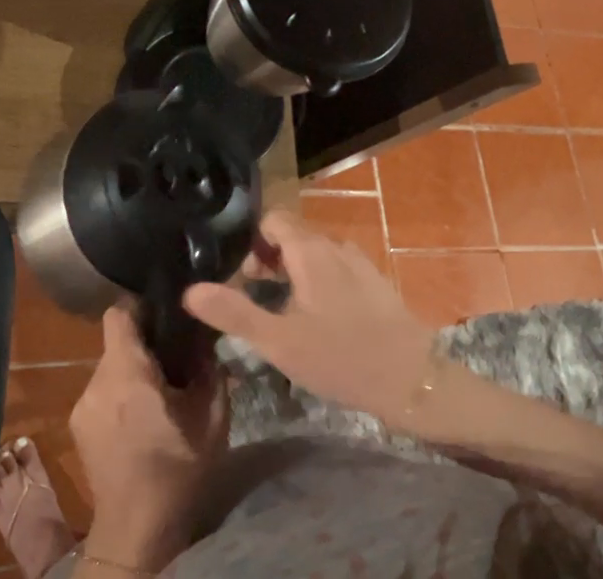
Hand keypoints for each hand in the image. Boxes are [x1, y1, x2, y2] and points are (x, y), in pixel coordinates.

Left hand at [71, 306, 227, 571]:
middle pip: (116, 343)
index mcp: (126, 373)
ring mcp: (82, 405)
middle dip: (144, 346)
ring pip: (109, 368)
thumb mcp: (212, 419)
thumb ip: (210, 371)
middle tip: (175, 360)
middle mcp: (96, 382)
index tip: (166, 314)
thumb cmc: (178, 470)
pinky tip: (141, 419)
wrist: (137, 529)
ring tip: (161, 393)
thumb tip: (206, 342)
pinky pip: (101, 392)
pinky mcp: (78, 426)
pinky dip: (120, 394)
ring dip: (132, 372)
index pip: (118, 314)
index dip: (142, 308)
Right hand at [183, 210, 436, 430]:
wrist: (412, 381)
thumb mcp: (279, 341)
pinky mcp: (375, 284)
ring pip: (315, 254)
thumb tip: (190, 291)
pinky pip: (336, 270)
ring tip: (281, 310)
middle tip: (253, 295)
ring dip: (293, 272)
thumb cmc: (341, 358)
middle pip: (293, 235)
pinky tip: (317, 319)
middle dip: (268, 258)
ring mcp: (360, 264)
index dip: (251, 242)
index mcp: (311, 251)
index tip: (239, 274)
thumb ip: (234, 313)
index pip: (273, 220)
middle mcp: (336, 246)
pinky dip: (318, 282)